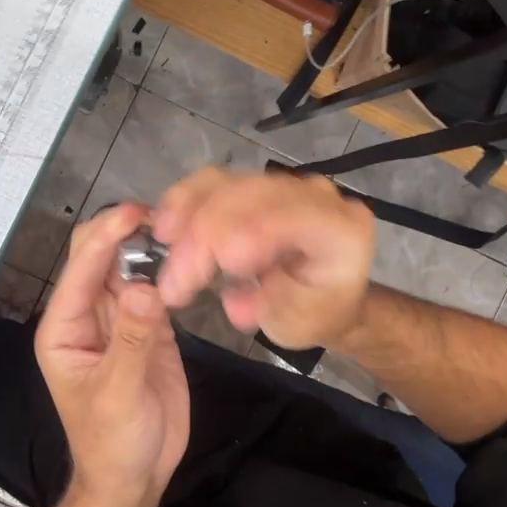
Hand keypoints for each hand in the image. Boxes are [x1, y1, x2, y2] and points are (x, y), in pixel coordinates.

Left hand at [34, 204, 189, 506]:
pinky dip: (168, 270)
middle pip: (100, 257)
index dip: (106, 238)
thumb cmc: (112, 441)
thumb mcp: (118, 394)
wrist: (137, 476)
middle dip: (125, 233)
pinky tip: (189, 255)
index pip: (81, 270)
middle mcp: (89, 314)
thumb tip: (144, 286)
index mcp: (65, 327)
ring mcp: (120, 318)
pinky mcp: (150, 327)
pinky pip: (155, 287)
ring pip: (129, 267)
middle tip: (168, 217)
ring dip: (150, 247)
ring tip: (185, 228)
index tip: (137, 214)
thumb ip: (131, 340)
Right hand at [151, 170, 375, 350]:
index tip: (222, 263)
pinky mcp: (250, 185)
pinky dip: (183, 202)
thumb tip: (237, 301)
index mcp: (342, 228)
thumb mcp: (302, 324)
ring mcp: (280, 186)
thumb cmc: (315, 313)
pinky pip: (210, 183)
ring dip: (187, 217)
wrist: (321, 297)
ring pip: (225, 185)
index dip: (256, 229)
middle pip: (252, 196)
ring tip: (165, 253)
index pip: (297, 215)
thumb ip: (275, 307)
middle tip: (175, 282)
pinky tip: (164, 227)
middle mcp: (313, 196)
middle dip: (206, 235)